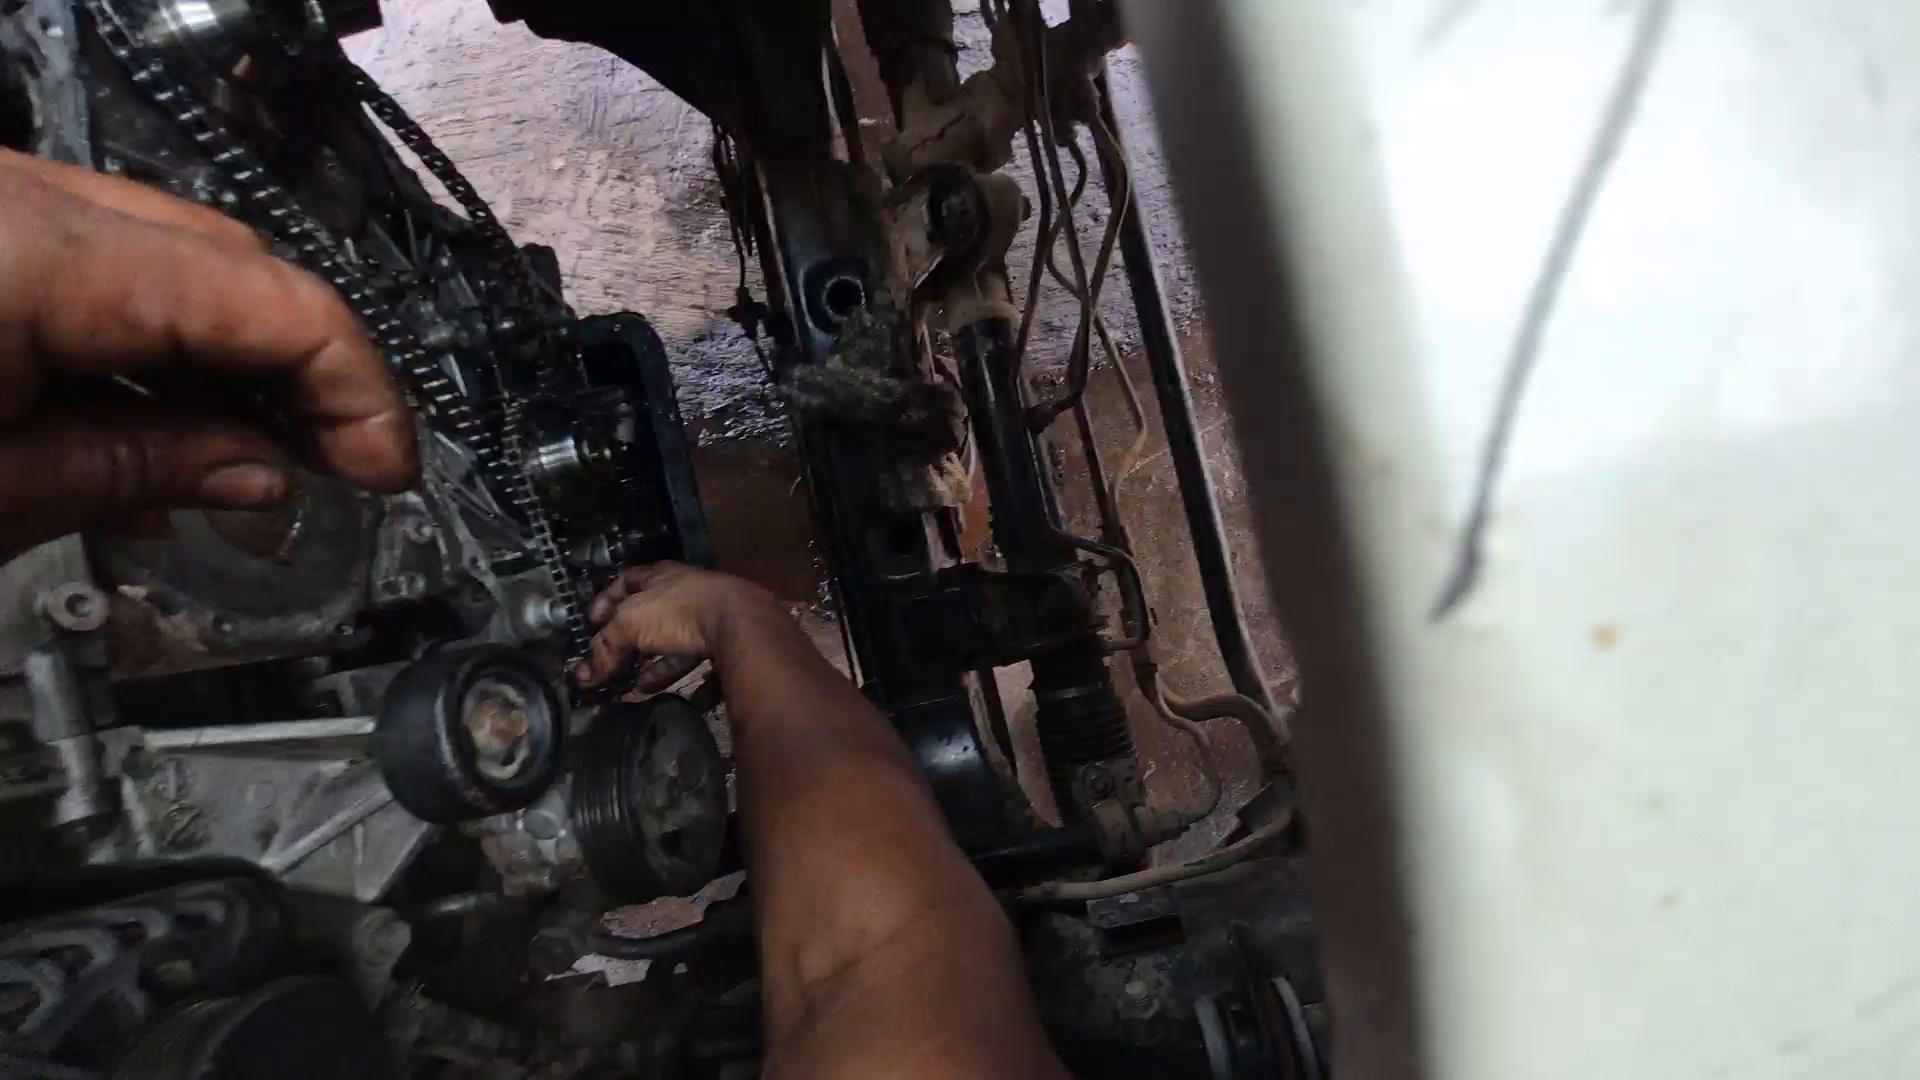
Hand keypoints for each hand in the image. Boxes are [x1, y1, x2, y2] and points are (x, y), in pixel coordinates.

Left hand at [0, 149, 416, 556]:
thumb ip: (146, 466)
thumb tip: (268, 473)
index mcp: (27, 250)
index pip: (282, 304)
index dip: (365, 393)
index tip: (387, 474)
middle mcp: (14, 191)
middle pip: (246, 267)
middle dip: (316, 370)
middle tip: (336, 461)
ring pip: (181, 257)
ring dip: (246, 357)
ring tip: (258, 444)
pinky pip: (102, 259)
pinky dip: (162, 337)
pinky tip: (164, 406)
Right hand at [575, 562, 783, 689]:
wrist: (743, 624)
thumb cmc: (680, 613)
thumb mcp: (630, 624)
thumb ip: (604, 648)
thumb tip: (583, 676)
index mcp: (664, 576)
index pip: (628, 580)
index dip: (608, 599)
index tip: (592, 622)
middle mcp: (691, 592)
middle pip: (657, 616)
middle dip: (636, 641)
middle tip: (618, 664)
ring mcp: (717, 617)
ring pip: (684, 643)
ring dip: (663, 667)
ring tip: (644, 688)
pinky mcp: (736, 643)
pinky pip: (714, 665)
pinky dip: (701, 683)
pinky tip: (692, 698)